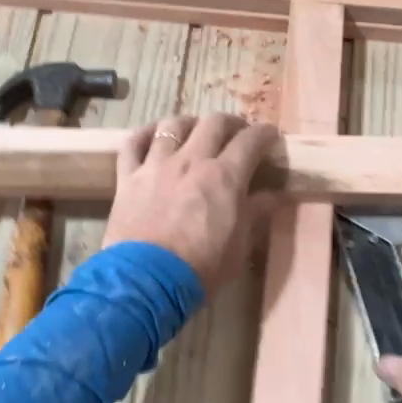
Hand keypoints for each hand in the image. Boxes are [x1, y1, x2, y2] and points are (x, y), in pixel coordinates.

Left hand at [103, 113, 280, 289]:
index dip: (264, 134)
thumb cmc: (202, 267)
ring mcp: (156, 165)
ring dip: (190, 123)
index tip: (270, 136)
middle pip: (214, 123)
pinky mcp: (128, 177)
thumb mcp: (240, 245)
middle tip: (236, 133)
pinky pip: (133, 143)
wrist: (147, 279)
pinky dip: (144, 134)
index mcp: (225, 176)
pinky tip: (153, 134)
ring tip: (195, 131)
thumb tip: (273, 195)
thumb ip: (255, 213)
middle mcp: (192, 160)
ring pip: (173, 125)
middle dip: (231, 123)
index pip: (251, 141)